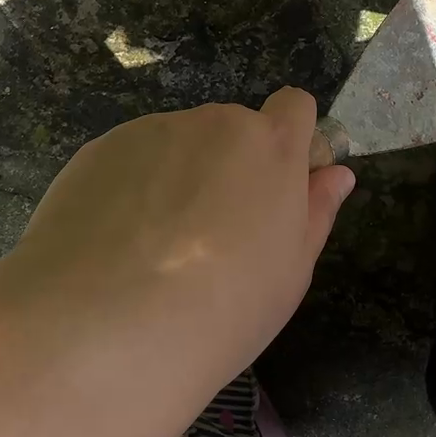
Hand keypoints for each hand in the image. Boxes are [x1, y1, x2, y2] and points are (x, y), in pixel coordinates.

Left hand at [0, 87, 354, 381]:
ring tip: (151, 250)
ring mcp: (154, 131)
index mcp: (272, 146)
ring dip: (179, 176)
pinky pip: (131, 159)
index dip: (291, 140)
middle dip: (231, 166)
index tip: (278, 188)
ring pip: (180, 146)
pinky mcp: (100, 148)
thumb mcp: (291, 272)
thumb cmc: (222, 309)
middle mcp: (217, 122)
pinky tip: (112, 246)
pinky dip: (130, 188)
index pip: (295, 105)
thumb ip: (317, 211)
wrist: (99, 330)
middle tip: (212, 236)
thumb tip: (336, 173)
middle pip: (235, 130)